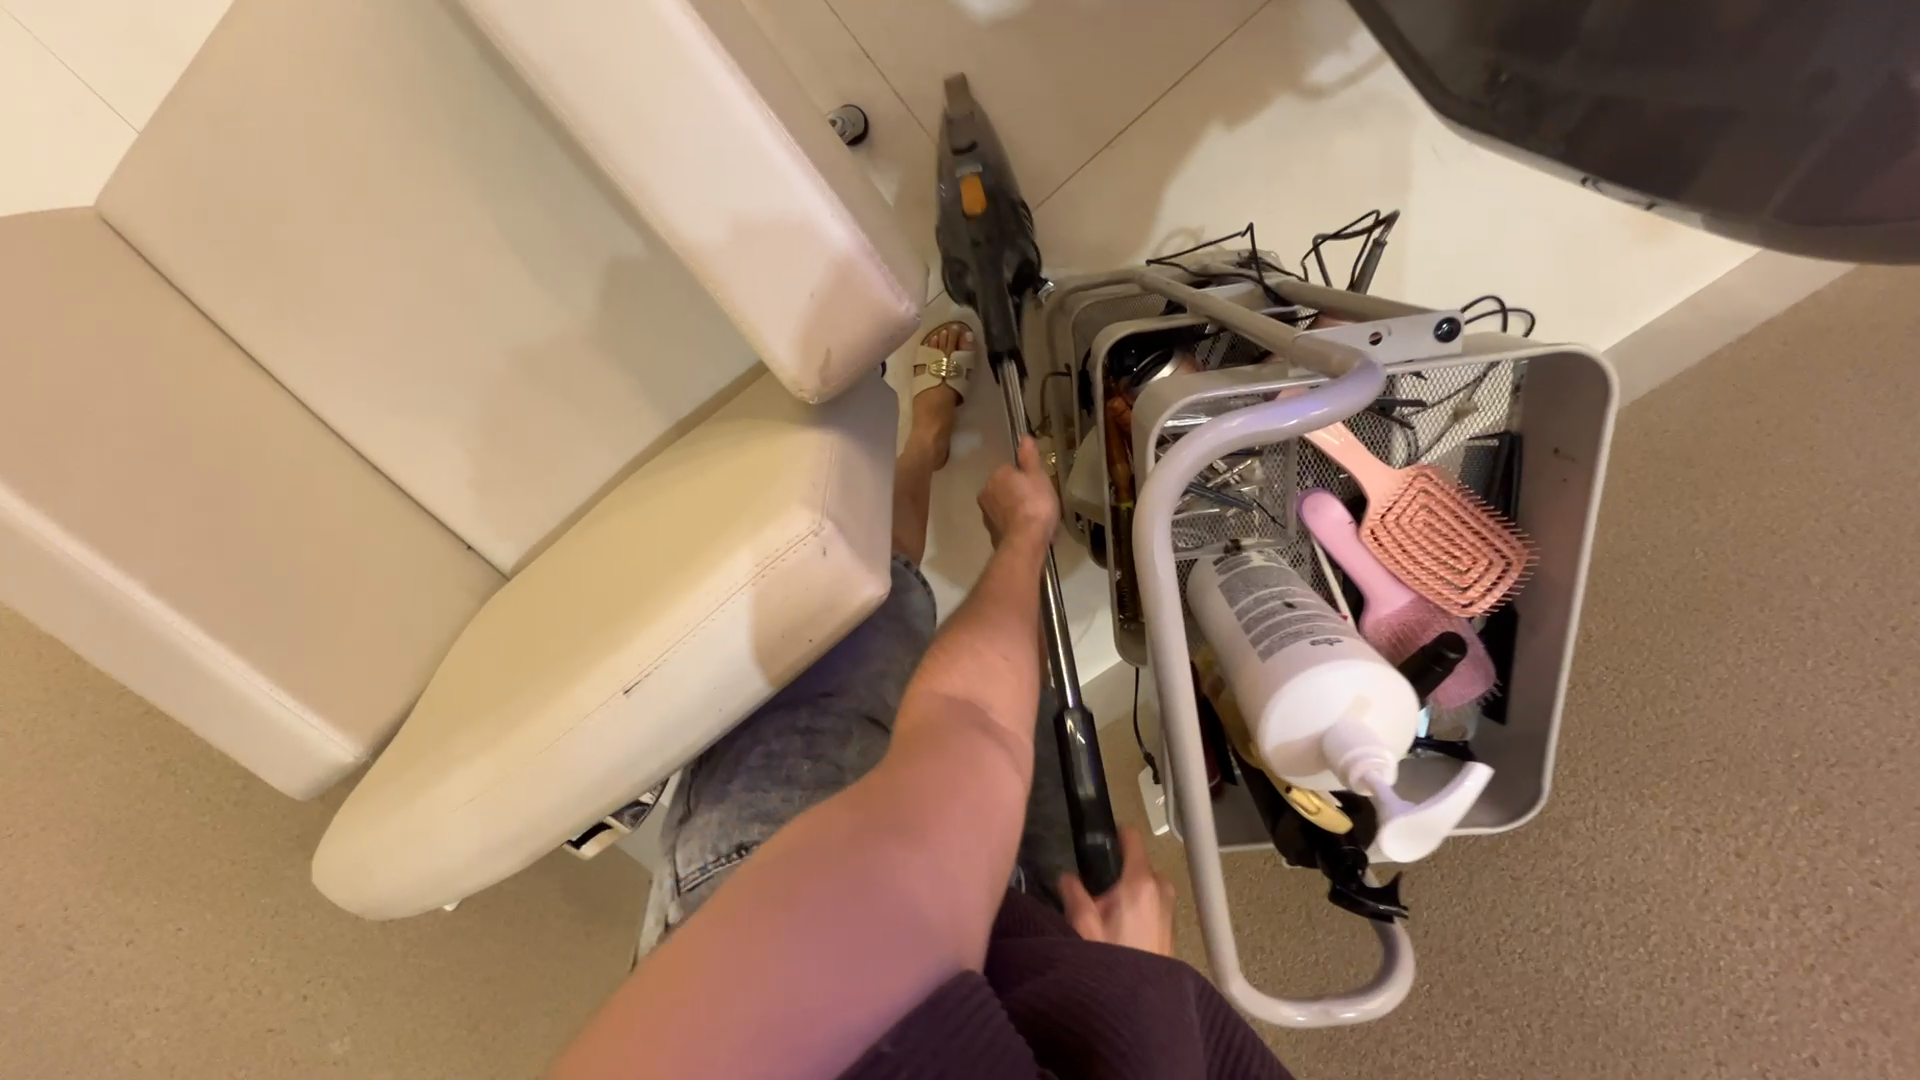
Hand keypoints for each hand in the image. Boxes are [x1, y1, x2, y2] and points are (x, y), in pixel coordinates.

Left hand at [978, 437, 1059, 548]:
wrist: (1026, 541)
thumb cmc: (1035, 504)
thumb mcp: (1037, 475)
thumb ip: (1029, 456)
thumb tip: (1023, 437)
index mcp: (996, 476)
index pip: (1012, 471)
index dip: (1028, 479)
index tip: (1040, 488)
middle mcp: (986, 493)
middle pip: (1008, 489)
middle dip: (1022, 496)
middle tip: (1042, 505)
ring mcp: (987, 515)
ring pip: (1008, 507)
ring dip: (1020, 512)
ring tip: (1039, 521)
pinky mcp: (992, 533)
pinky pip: (1008, 524)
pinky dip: (1018, 526)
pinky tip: (1032, 533)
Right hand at [1058, 828, 1175, 955]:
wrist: (1141, 1003)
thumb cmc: (1112, 956)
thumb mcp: (1082, 923)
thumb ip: (1072, 891)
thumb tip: (1066, 877)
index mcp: (1140, 880)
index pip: (1133, 838)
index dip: (1117, 833)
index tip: (1101, 839)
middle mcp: (1161, 889)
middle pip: (1140, 865)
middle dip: (1122, 872)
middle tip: (1099, 889)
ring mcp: (1171, 910)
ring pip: (1149, 887)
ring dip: (1132, 893)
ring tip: (1110, 912)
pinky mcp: (1173, 930)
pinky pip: (1156, 906)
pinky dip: (1142, 909)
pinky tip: (1124, 930)